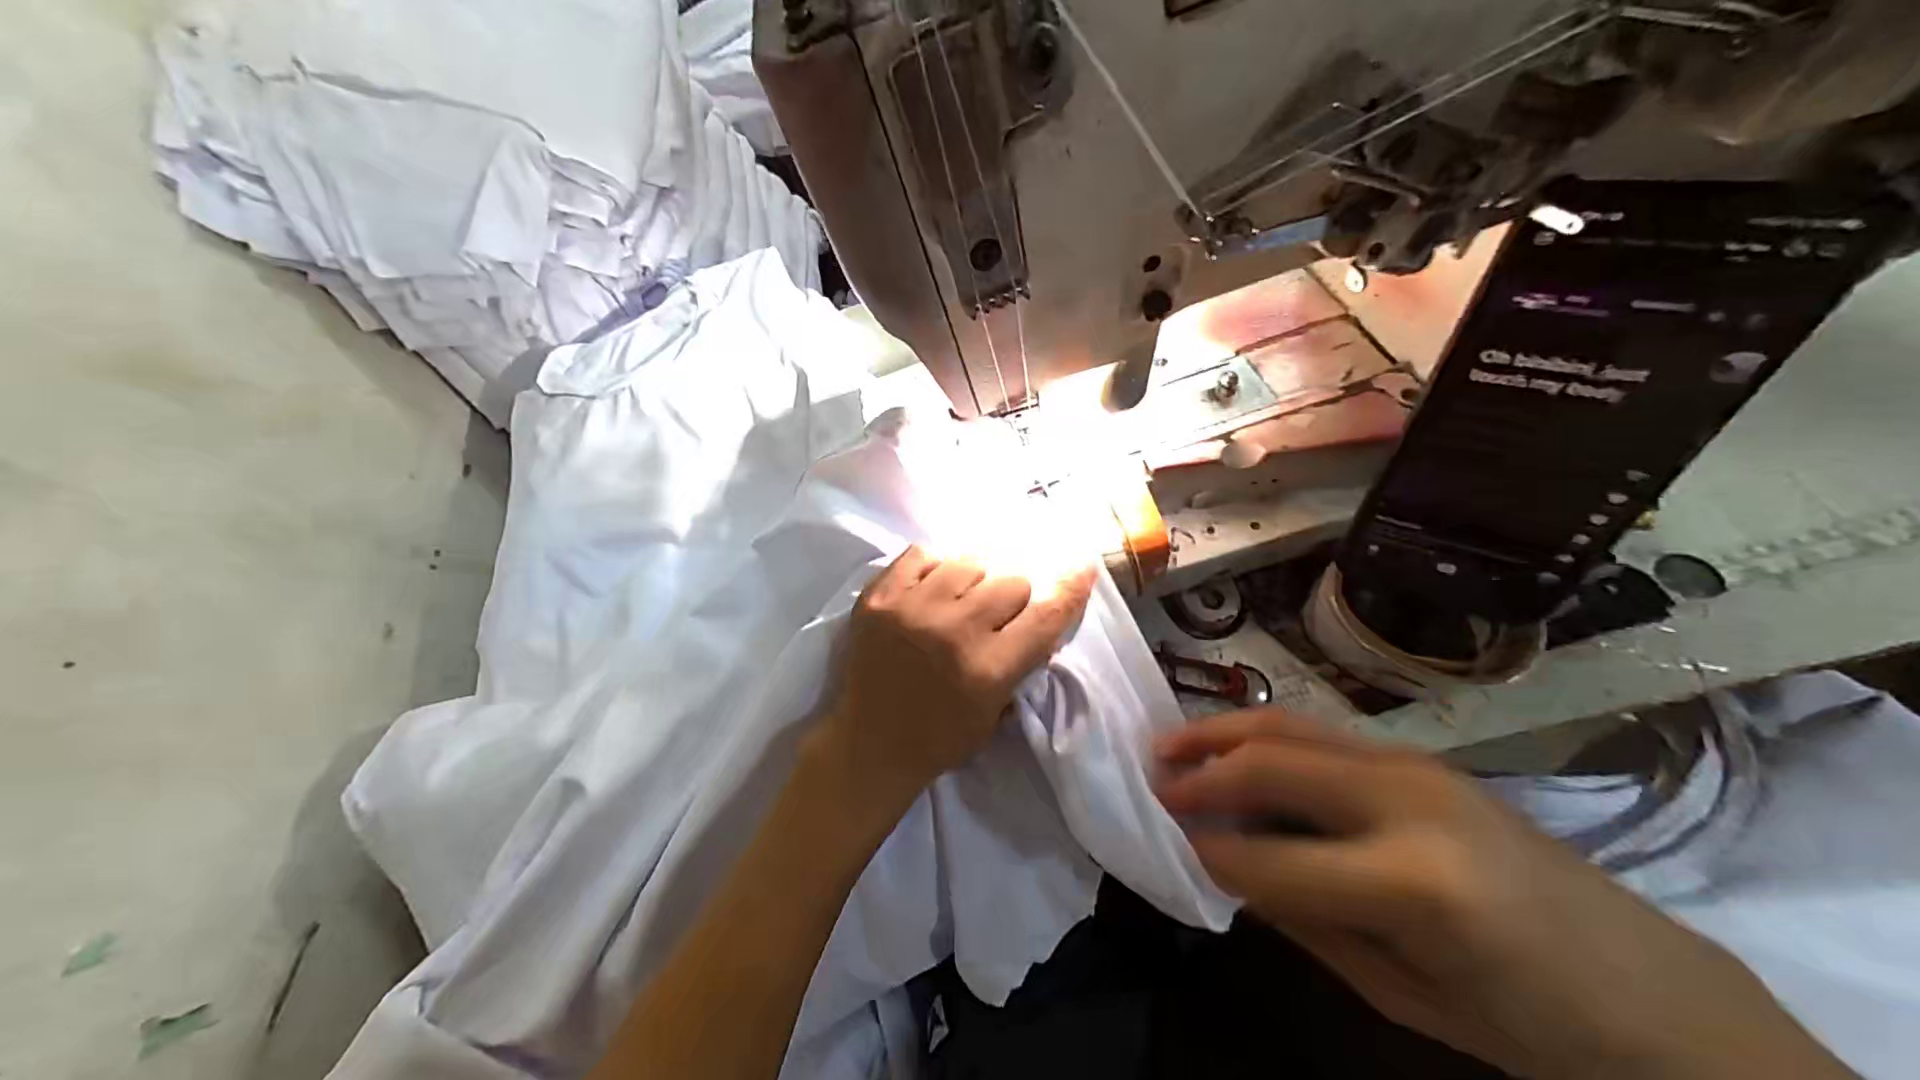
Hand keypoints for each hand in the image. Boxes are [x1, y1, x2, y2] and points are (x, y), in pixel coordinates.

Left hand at [815, 546, 1094, 812]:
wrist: (868, 745)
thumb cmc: (939, 738)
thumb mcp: (995, 712)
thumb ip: (1021, 664)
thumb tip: (1039, 618)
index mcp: (988, 669)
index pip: (1046, 614)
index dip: (1071, 587)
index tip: (1082, 566)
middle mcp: (954, 631)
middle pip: (1011, 581)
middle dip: (1013, 598)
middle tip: (996, 616)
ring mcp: (912, 609)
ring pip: (970, 562)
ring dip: (975, 581)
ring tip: (961, 600)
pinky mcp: (878, 598)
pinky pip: (921, 554)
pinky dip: (934, 567)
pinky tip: (931, 588)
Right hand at [1155, 709, 1856, 1079]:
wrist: (1651, 992)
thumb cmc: (1526, 1020)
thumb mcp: (1400, 994)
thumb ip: (1303, 919)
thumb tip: (1224, 867)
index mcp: (1413, 882)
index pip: (1268, 856)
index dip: (1204, 848)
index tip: (1160, 839)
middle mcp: (1410, 800)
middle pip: (1272, 761)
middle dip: (1199, 767)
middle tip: (1150, 775)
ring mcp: (1417, 765)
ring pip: (1291, 726)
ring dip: (1223, 731)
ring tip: (1173, 743)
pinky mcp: (1421, 757)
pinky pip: (1321, 732)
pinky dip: (1265, 735)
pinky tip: (1237, 747)